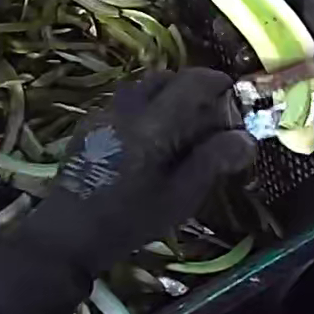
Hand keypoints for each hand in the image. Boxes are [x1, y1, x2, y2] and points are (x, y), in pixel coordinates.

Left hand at [0, 69, 254, 313]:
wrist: (68, 235)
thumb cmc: (130, 219)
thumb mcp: (180, 197)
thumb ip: (213, 160)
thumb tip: (246, 137)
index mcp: (151, 124)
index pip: (189, 83)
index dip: (215, 81)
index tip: (232, 91)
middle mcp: (125, 108)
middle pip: (163, 78)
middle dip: (189, 86)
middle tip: (208, 111)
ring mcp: (102, 114)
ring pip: (141, 88)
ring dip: (165, 96)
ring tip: (180, 125)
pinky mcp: (88, 126)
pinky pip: (123, 102)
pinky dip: (144, 108)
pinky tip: (149, 139)